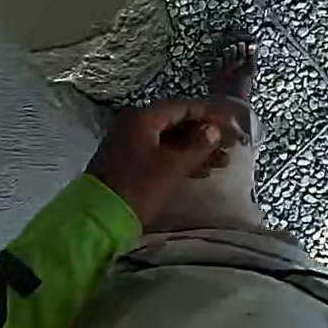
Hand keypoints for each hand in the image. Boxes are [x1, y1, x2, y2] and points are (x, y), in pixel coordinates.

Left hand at [86, 99, 240, 225]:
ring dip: (196, 149)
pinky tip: (201, 171)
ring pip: (171, 140)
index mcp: (143, 118)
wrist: (97, 220)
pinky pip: (161, 153)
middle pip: (177, 123)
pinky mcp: (130, 162)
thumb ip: (197, 146)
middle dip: (205, 135)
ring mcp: (131, 144)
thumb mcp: (172, 167)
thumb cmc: (138, 187)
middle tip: (229, 145)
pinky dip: (181, 160)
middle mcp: (135, 125)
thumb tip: (214, 130)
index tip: (230, 124)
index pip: (183, 107)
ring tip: (221, 161)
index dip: (209, 114)